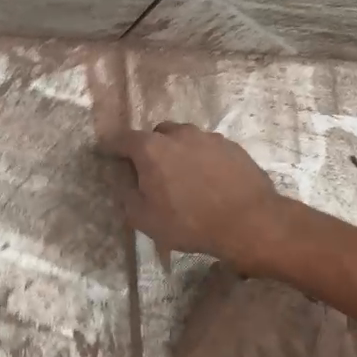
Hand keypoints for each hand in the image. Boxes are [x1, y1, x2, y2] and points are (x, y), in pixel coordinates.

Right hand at [101, 122, 293, 272]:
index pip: (122, 138)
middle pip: (156, 134)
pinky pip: (207, 148)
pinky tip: (208, 181)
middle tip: (151, 172)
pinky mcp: (232, 147)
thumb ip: (127, 194)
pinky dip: (201, 159)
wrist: (250, 222)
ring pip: (184, 139)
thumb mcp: (144, 219)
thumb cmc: (189, 222)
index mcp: (151, 149)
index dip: (112, 146)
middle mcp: (179, 134)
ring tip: (183, 178)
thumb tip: (124, 180)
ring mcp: (208, 138)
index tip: (107, 153)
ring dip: (177, 152)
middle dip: (149, 149)